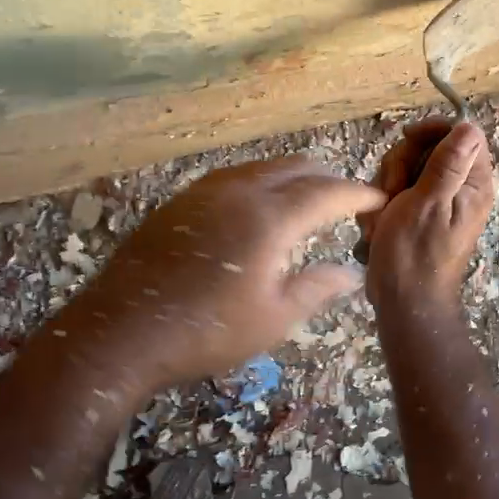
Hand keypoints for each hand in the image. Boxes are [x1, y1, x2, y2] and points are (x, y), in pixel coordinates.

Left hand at [82, 157, 384, 387]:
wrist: (120, 331)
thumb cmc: (206, 331)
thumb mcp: (273, 318)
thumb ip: (317, 288)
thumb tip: (352, 273)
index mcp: (271, 216)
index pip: (327, 192)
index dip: (357, 194)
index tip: (378, 200)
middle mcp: (242, 190)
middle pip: (297, 167)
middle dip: (328, 179)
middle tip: (345, 201)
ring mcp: (207, 190)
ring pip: (264, 167)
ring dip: (293, 177)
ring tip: (305, 201)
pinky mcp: (182, 199)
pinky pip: (236, 176)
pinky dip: (261, 182)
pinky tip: (257, 208)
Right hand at [360, 120, 494, 312]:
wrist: (402, 303)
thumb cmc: (414, 254)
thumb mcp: (428, 203)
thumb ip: (448, 163)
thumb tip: (469, 126)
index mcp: (474, 183)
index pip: (462, 131)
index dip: (432, 131)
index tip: (407, 139)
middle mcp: (462, 187)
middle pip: (428, 146)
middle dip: (402, 164)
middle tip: (392, 191)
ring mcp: (439, 200)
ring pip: (408, 166)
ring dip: (388, 186)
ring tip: (383, 215)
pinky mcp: (420, 212)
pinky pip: (398, 188)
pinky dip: (383, 203)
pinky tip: (379, 225)